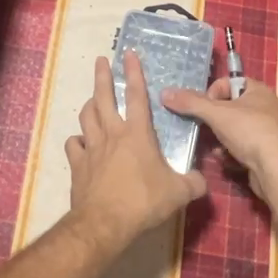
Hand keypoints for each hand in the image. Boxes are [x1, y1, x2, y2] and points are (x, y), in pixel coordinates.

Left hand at [64, 51, 206, 248]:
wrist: (104, 223)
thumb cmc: (143, 201)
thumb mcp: (178, 193)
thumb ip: (194, 183)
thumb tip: (203, 180)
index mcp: (137, 134)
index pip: (136, 95)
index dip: (134, 73)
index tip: (129, 54)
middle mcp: (112, 134)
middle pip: (103, 97)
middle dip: (102, 76)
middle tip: (100, 60)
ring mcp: (92, 148)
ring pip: (86, 117)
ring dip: (89, 105)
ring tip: (92, 100)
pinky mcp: (78, 164)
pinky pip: (74, 145)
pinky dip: (77, 140)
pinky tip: (81, 143)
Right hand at [163, 77, 277, 200]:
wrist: (277, 171)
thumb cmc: (249, 132)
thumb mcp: (217, 114)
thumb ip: (191, 103)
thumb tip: (165, 93)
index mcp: (257, 90)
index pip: (228, 83)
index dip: (212, 94)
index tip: (204, 109)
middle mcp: (264, 107)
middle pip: (228, 108)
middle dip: (213, 121)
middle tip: (202, 129)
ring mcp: (266, 131)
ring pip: (232, 130)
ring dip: (219, 139)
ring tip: (214, 148)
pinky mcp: (264, 152)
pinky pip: (240, 147)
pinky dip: (229, 153)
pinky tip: (223, 160)